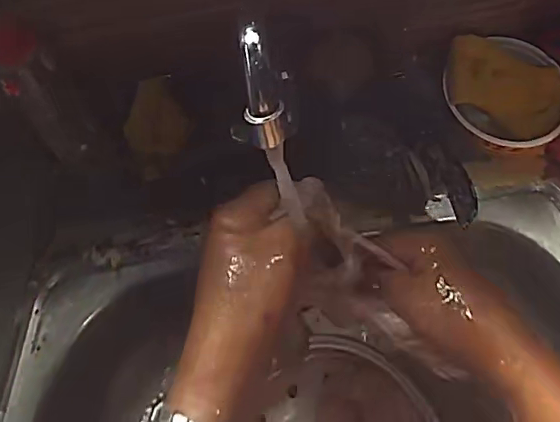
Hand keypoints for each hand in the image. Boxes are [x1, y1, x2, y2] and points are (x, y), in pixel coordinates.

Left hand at [167, 181, 309, 420]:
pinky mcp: (243, 294)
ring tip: (326, 275)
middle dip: (309, 231)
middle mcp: (230, 234)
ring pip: (283, 248)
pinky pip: (276, 273)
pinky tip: (309, 296)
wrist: (228, 371)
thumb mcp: (287, 243)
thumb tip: (315, 189)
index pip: (278, 188)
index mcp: (233, 214)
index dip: (307, 199)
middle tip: (332, 248)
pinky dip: (295, 281)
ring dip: (306, 258)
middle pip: (281, 218)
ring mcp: (235, 265)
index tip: (331, 217)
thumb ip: (303, 212)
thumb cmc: (254, 301)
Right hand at [367, 230, 519, 376]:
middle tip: (358, 299)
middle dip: (375, 276)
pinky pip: (422, 289)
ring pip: (407, 274)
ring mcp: (447, 268)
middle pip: (393, 257)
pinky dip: (410, 302)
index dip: (356, 259)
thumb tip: (358, 273)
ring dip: (392, 291)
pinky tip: (406, 320)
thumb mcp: (402, 297)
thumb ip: (376, 279)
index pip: (377, 240)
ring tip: (381, 312)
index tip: (341, 278)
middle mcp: (436, 246)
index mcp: (422, 238)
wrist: (495, 345)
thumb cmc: (452, 316)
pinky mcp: (455, 290)